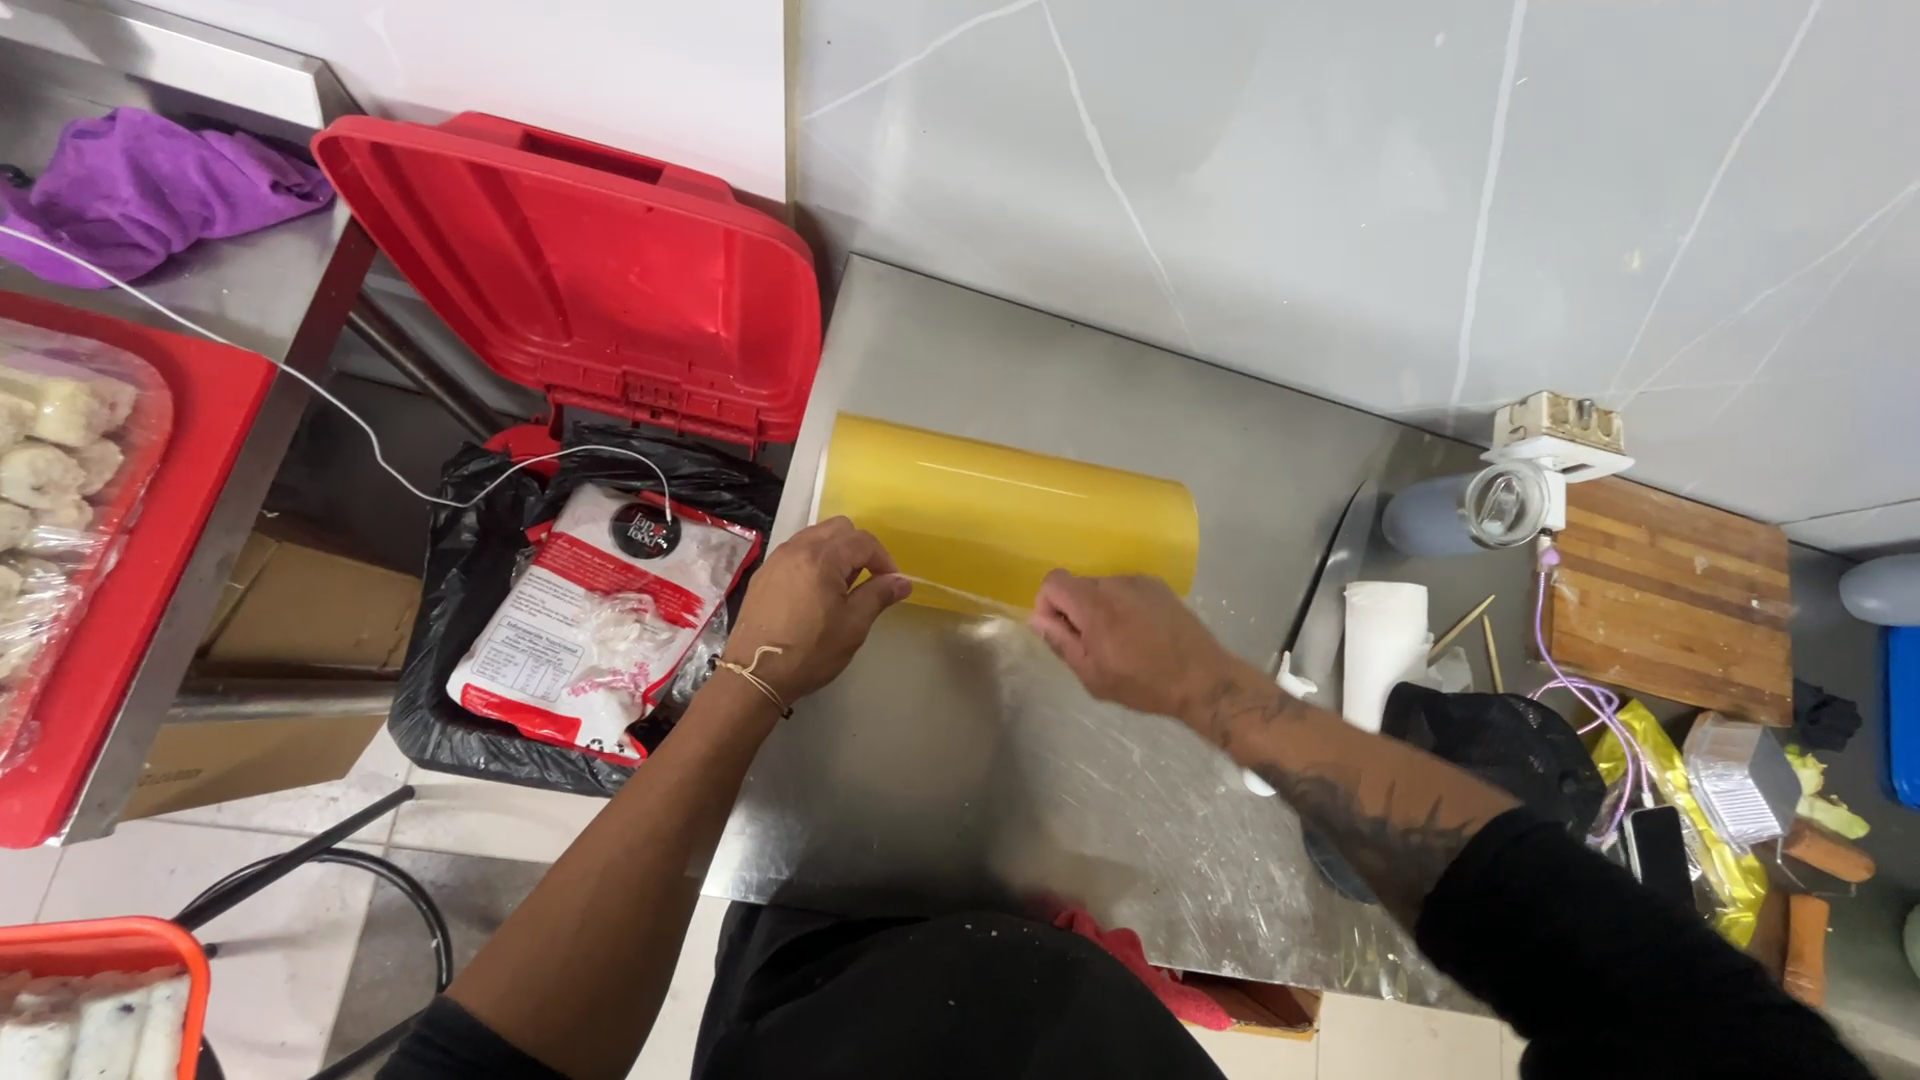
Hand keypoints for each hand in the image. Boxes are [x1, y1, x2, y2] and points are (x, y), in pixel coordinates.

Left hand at [721, 517, 911, 705]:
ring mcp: (776, 559)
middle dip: (859, 547)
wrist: (754, 675)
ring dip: (836, 551)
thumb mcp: (853, 625)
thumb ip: (879, 595)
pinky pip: (796, 552)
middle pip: (838, 528)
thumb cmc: (810, 651)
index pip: (863, 541)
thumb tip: (902, 581)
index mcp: (822, 558)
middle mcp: (797, 549)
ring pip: (815, 536)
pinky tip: (815, 592)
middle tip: (866, 578)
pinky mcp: (763, 574)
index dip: (884, 559)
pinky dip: (813, 560)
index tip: (891, 582)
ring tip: (841, 586)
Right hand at [1029, 571, 1243, 723]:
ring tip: (1120, 640)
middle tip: (1091, 644)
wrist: (1202, 679)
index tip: (1061, 632)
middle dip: (1074, 610)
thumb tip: (1038, 620)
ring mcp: (1139, 581)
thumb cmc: (1143, 683)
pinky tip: (1140, 632)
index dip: (1048, 605)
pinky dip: (1122, 605)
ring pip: (1101, 587)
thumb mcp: (1092, 674)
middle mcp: (1115, 583)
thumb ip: (1060, 642)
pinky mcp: (1158, 586)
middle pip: (1077, 584)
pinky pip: (1125, 588)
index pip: (1053, 582)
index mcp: (1094, 605)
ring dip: (1099, 608)